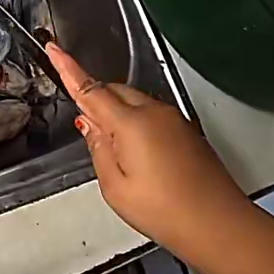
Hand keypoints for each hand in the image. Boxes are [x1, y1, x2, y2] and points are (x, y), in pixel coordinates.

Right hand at [45, 42, 241, 241]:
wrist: (218, 224)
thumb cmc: (169, 211)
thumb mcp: (115, 187)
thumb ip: (97, 148)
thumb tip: (90, 126)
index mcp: (131, 123)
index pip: (90, 88)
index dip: (68, 67)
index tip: (54, 49)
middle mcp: (154, 112)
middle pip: (113, 92)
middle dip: (96, 103)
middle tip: (89, 134)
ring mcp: (173, 119)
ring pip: (133, 103)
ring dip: (118, 118)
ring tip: (121, 160)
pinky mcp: (185, 129)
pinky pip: (152, 115)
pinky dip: (138, 126)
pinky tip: (141, 159)